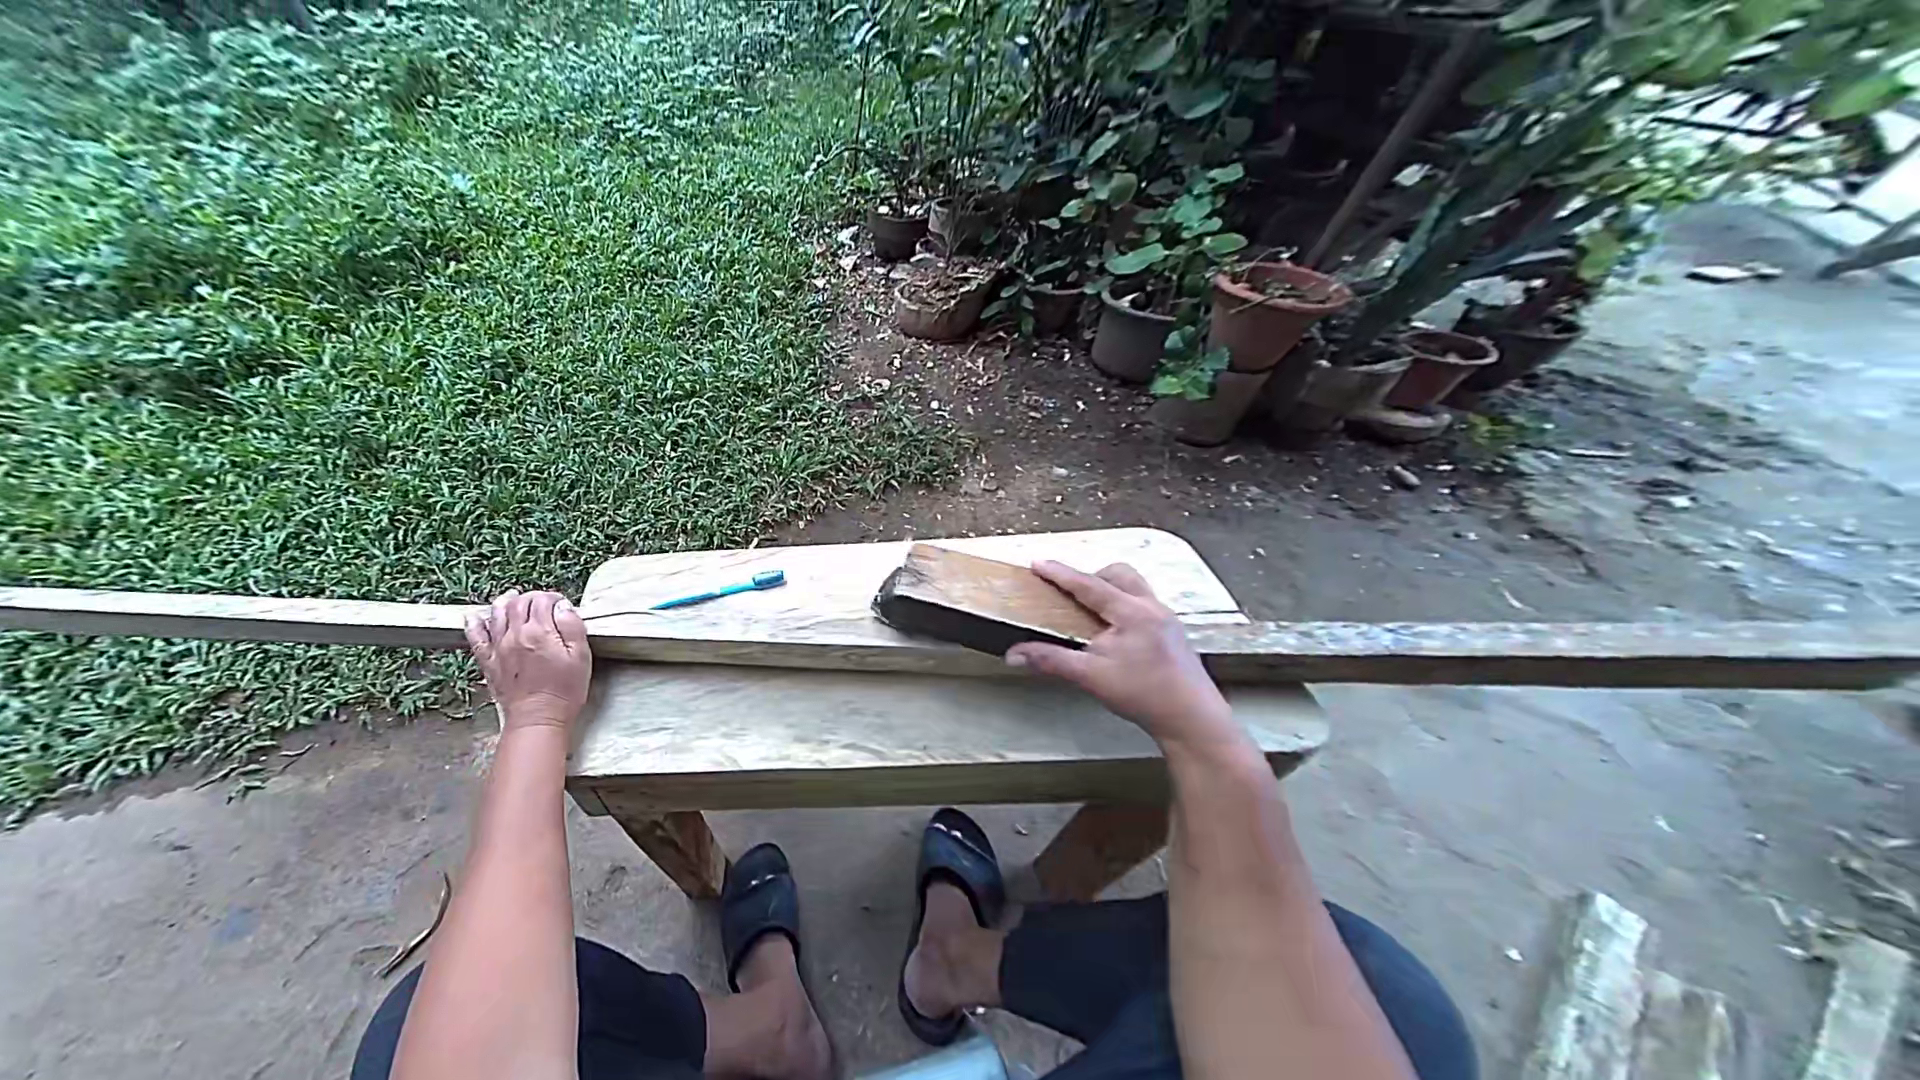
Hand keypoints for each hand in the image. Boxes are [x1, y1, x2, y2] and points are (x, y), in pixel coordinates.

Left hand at [465, 589, 592, 731]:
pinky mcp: (489, 662)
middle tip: (542, 601)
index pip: (543, 601)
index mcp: (540, 632)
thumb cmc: (565, 690)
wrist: (538, 718)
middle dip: (531, 597)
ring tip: (514, 598)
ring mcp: (498, 648)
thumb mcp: (581, 656)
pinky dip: (474, 623)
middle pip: (519, 603)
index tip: (562, 603)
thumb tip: (563, 607)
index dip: (554, 597)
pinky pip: (475, 636)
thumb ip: (573, 626)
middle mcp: (515, 635)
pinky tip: (476, 616)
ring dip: (505, 602)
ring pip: (496, 613)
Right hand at [1005, 561, 1233, 743]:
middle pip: (1118, 575)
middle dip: (1091, 576)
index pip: (1088, 585)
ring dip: (1111, 588)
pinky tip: (1115, 628)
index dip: (1060, 574)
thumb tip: (1016, 653)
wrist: (1191, 719)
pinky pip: (1145, 603)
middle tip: (1068, 589)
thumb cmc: (1145, 695)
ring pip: (1135, 586)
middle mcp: (1151, 608)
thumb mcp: (1090, 676)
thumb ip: (1051, 660)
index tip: (1039, 564)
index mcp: (1131, 612)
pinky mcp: (1173, 633)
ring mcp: (1166, 619)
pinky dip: (1124, 604)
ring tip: (1090, 607)